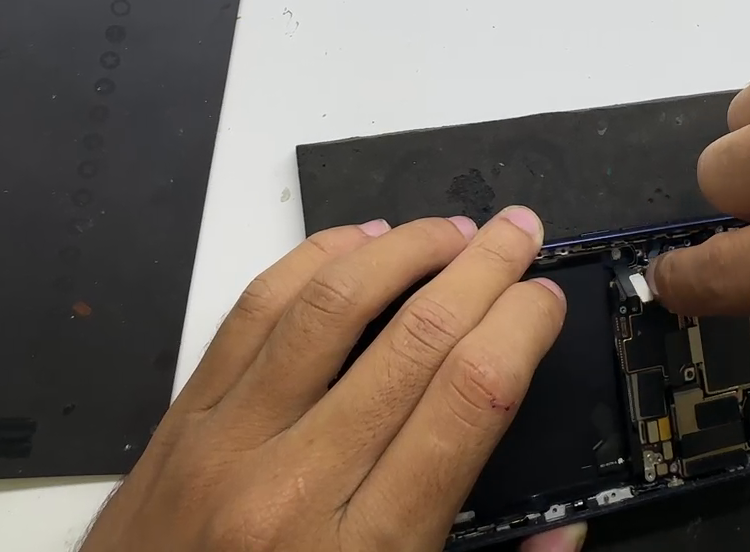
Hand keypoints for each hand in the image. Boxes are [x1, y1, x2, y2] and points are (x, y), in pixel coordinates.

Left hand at [81, 209, 581, 551]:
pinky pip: (258, 306)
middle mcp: (297, 486)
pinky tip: (363, 239)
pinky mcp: (184, 415)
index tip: (544, 298)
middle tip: (520, 228)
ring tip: (452, 229)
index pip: (467, 398)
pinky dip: (318, 255)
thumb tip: (566, 532)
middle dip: (483, 267)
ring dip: (405, 247)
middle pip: (414, 338)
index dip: (519, 328)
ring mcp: (229, 441)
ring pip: (333, 302)